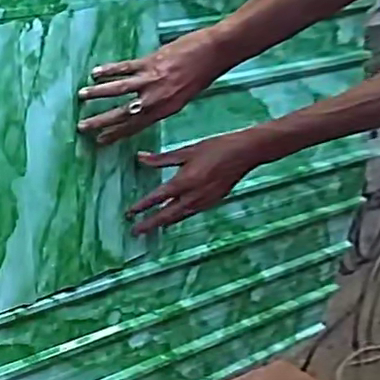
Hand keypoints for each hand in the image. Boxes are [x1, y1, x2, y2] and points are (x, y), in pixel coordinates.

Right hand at [76, 30, 230, 144]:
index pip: (133, 126)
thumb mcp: (183, 98)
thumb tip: (137, 111)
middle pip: (121, 112)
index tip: (98, 140)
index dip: (114, 134)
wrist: (217, 50)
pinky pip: (125, 67)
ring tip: (81, 96)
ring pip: (118, 88)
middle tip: (82, 126)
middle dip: (99, 120)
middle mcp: (155, 97)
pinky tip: (95, 73)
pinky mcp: (150, 61)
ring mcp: (151, 78)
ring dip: (98, 92)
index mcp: (164, 109)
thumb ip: (159, 106)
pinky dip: (109, 70)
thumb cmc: (203, 74)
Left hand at [126, 130, 264, 233]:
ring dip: (163, 224)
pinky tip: (170, 221)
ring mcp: (205, 200)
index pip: (157, 198)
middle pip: (166, 214)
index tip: (129, 214)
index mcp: (185, 182)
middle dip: (149, 224)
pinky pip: (191, 213)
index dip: (141, 207)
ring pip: (179, 216)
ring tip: (148, 230)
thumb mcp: (187, 151)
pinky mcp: (214, 201)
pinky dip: (178, 218)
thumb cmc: (218, 148)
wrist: (250, 150)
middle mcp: (194, 195)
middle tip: (134, 231)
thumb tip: (140, 157)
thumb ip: (161, 159)